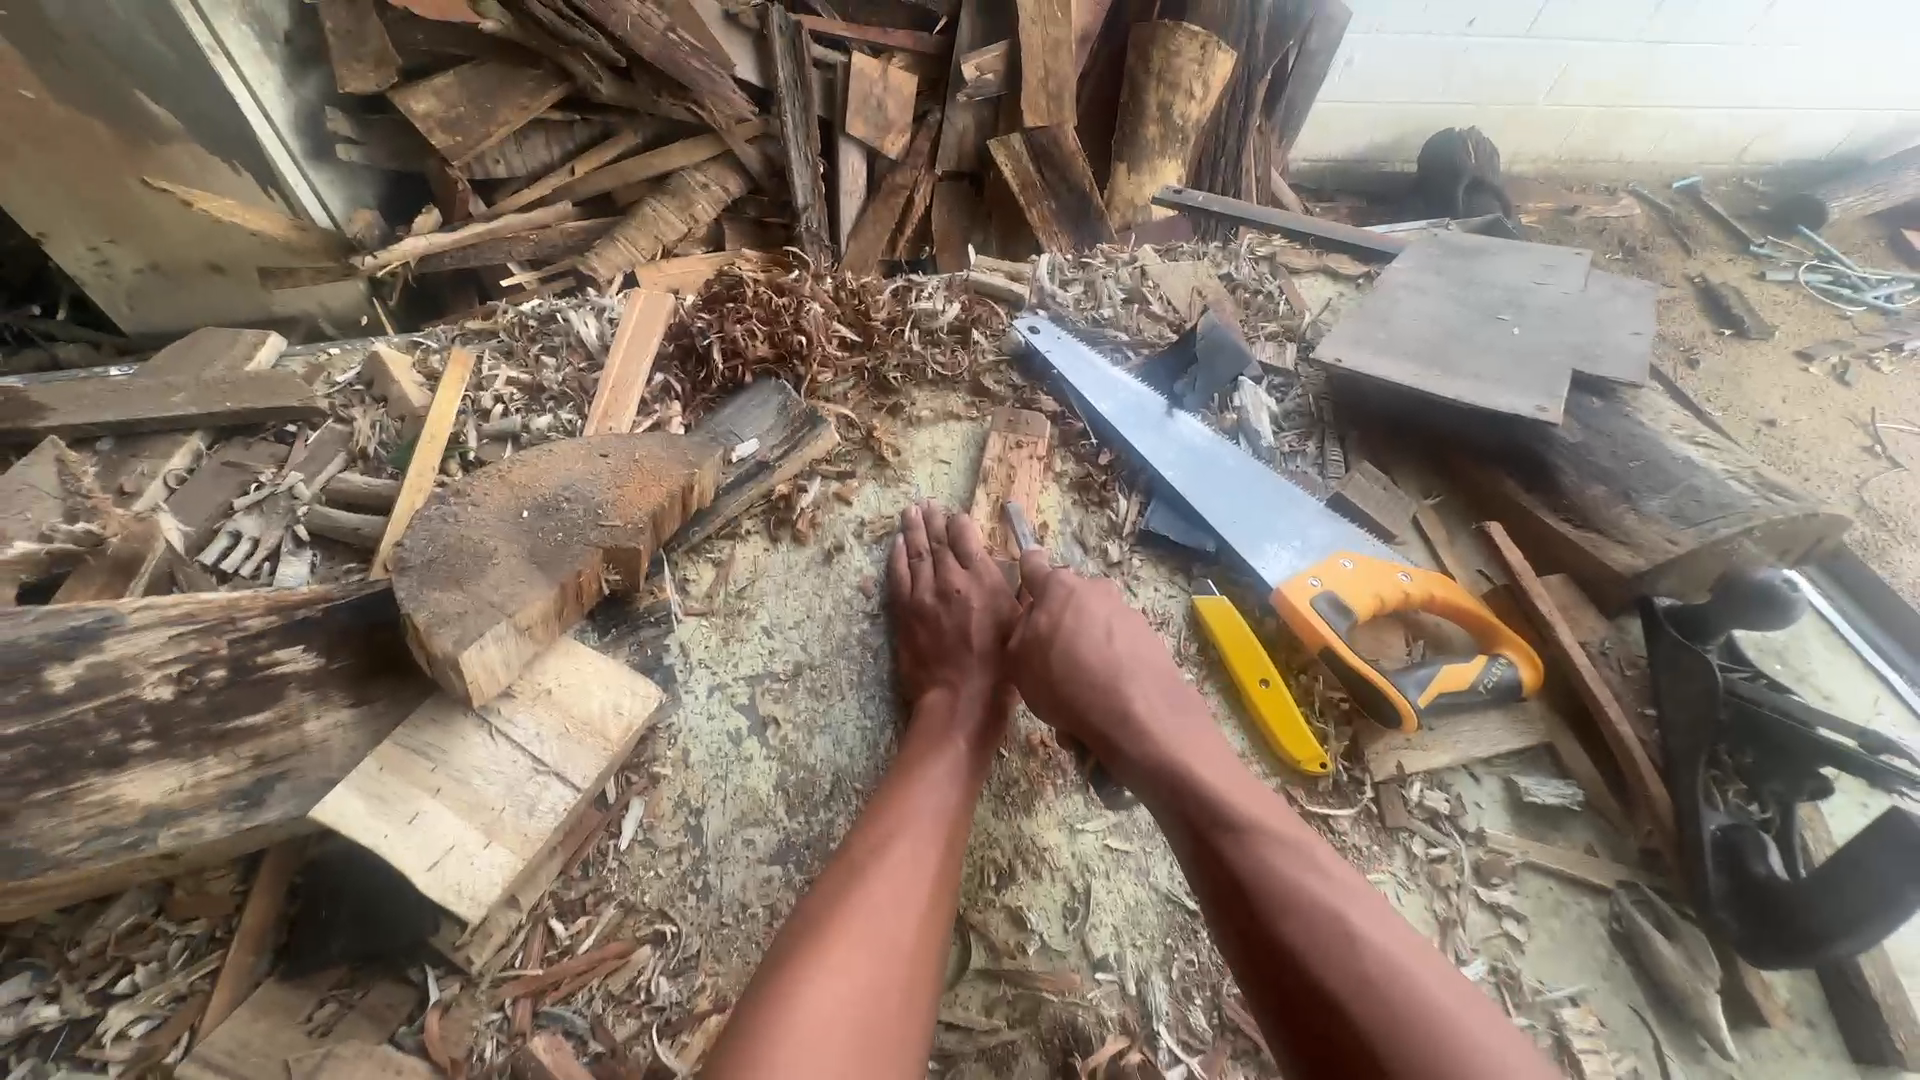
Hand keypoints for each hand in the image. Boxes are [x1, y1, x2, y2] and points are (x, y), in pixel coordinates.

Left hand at [887, 501, 1020, 724]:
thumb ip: (1014, 591)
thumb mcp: (1019, 624)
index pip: (966, 536)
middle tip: (928, 503)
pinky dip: (896, 556)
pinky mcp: (903, 611)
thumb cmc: (1000, 669)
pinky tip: (895, 543)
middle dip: (933, 519)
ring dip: (912, 528)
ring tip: (911, 511)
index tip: (956, 515)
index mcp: (983, 579)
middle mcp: (951, 579)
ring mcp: (923, 594)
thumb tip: (1016, 569)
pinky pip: (897, 575)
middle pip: (938, 539)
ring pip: (915, 551)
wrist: (960, 700)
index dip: (959, 522)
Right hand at [1004, 550, 1219, 784]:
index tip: (1029, 567)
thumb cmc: (1063, 680)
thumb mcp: (1018, 660)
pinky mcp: (1151, 640)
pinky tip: (1106, 704)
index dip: (1029, 568)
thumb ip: (1021, 631)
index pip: (1034, 565)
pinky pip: (1119, 651)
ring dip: (1087, 652)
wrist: (1137, 712)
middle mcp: (1096, 590)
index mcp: (1058, 587)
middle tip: (1053, 661)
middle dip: (1062, 622)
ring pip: (1097, 628)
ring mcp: (1127, 613)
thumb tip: (1033, 618)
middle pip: (1071, 600)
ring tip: (1081, 695)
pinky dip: (1111, 670)